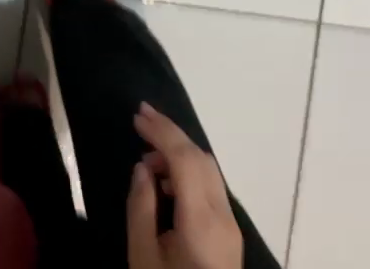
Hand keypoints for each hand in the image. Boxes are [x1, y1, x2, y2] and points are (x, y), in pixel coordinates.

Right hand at [126, 103, 243, 268]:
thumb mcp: (143, 257)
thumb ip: (141, 208)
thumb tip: (143, 168)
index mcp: (201, 220)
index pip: (185, 158)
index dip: (162, 130)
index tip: (138, 115)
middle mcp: (223, 216)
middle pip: (201, 158)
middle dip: (171, 134)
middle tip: (140, 120)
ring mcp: (231, 225)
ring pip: (209, 171)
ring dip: (180, 155)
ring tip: (147, 160)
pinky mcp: (230, 234)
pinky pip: (211, 188)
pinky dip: (189, 174)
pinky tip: (166, 184)